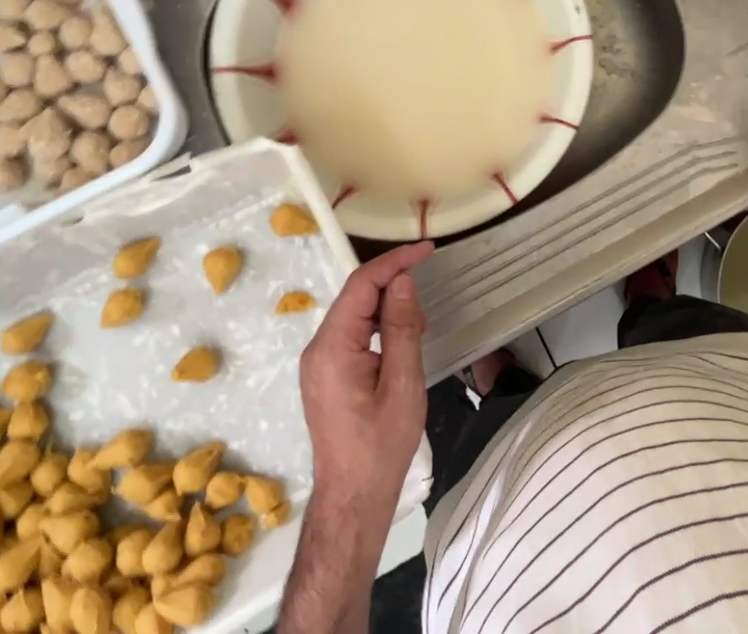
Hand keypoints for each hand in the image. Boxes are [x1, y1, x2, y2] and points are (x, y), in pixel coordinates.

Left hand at [298, 241, 433, 515]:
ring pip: (353, 314)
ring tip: (421, 317)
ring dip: (386, 304)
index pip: (361, 286)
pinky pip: (351, 334)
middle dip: (392, 280)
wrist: (353, 497)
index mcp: (333, 348)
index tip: (428, 249)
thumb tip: (402, 282)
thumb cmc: (382, 445)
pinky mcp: (326, 375)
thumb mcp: (403, 384)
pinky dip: (378, 325)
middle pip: (354, 296)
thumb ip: (402, 328)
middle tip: (430, 282)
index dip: (395, 261)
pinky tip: (402, 337)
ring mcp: (318, 363)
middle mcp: (318, 349)